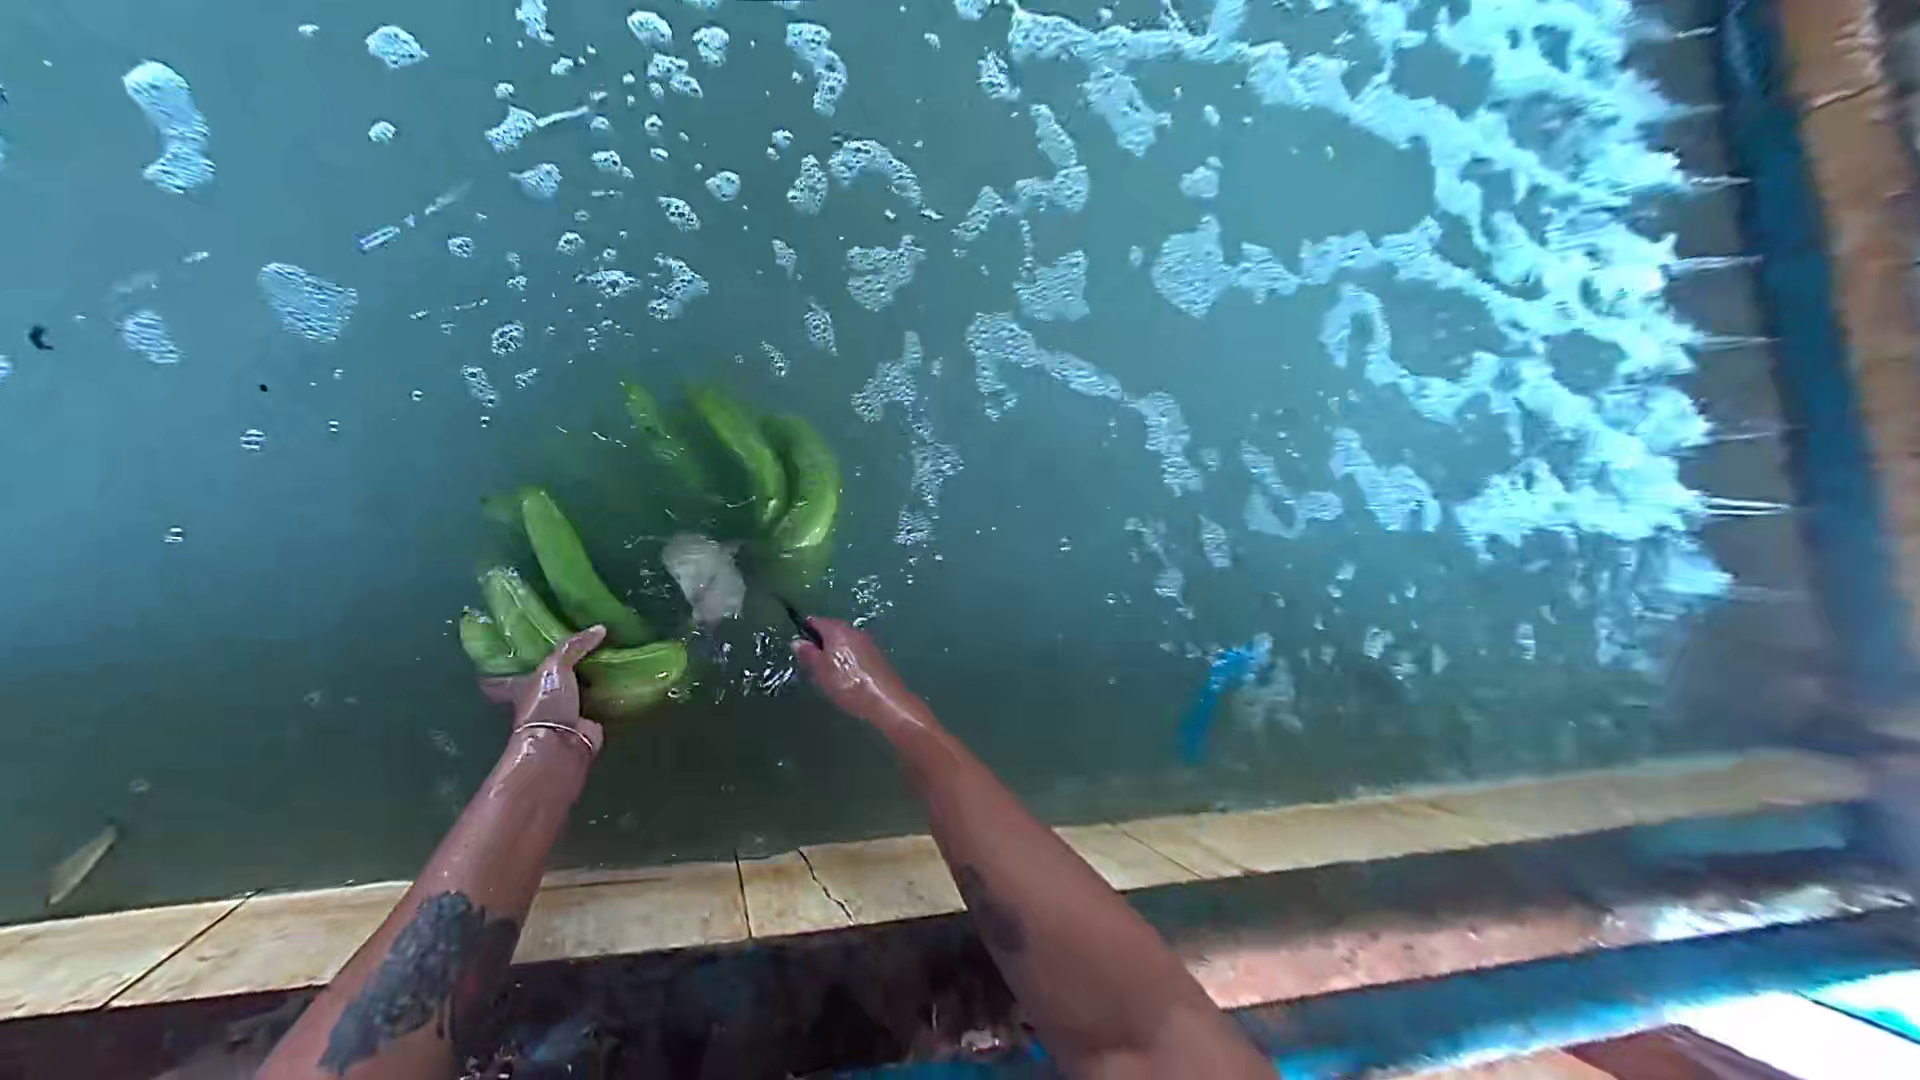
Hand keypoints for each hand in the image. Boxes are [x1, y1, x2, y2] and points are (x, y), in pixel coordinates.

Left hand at [481, 625, 607, 754]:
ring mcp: (563, 711)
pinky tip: (622, 678)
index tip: (520, 647)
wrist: (563, 741)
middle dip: (562, 666)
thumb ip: (574, 646)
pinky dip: (608, 693)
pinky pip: (598, 700)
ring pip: (575, 689)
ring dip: (590, 678)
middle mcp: (539, 699)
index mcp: (521, 686)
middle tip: (583, 644)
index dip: (510, 662)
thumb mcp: (554, 666)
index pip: (506, 674)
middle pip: (547, 678)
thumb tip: (600, 628)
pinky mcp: (586, 721)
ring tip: (611, 656)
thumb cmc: (546, 703)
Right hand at [792, 617, 933, 729]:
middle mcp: (853, 630)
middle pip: (831, 629)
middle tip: (811, 662)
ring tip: (827, 671)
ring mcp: (867, 641)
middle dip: (820, 641)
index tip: (799, 647)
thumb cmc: (847, 684)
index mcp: (837, 630)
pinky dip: (847, 657)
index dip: (805, 631)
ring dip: (834, 650)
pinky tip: (845, 674)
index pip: (816, 621)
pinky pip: (855, 649)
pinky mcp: (876, 654)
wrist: (885, 700)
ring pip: (844, 640)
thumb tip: (797, 640)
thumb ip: (809, 654)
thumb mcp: (821, 671)